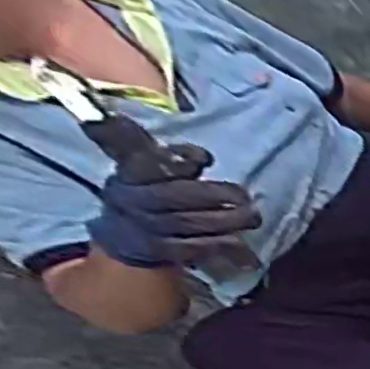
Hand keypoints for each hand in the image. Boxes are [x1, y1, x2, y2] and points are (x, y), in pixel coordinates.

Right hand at [84, 131, 261, 269]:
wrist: (126, 237)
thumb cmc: (145, 191)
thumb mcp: (138, 165)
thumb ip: (138, 144)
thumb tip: (116, 117)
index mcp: (127, 175)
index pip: (146, 163)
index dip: (178, 160)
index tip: (205, 158)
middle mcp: (134, 201)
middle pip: (176, 196)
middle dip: (215, 194)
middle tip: (244, 194)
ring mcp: (151, 228)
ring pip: (193, 223)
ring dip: (229, 220)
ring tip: (253, 217)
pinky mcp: (169, 251)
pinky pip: (201, 247)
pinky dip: (228, 246)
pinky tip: (246, 245)